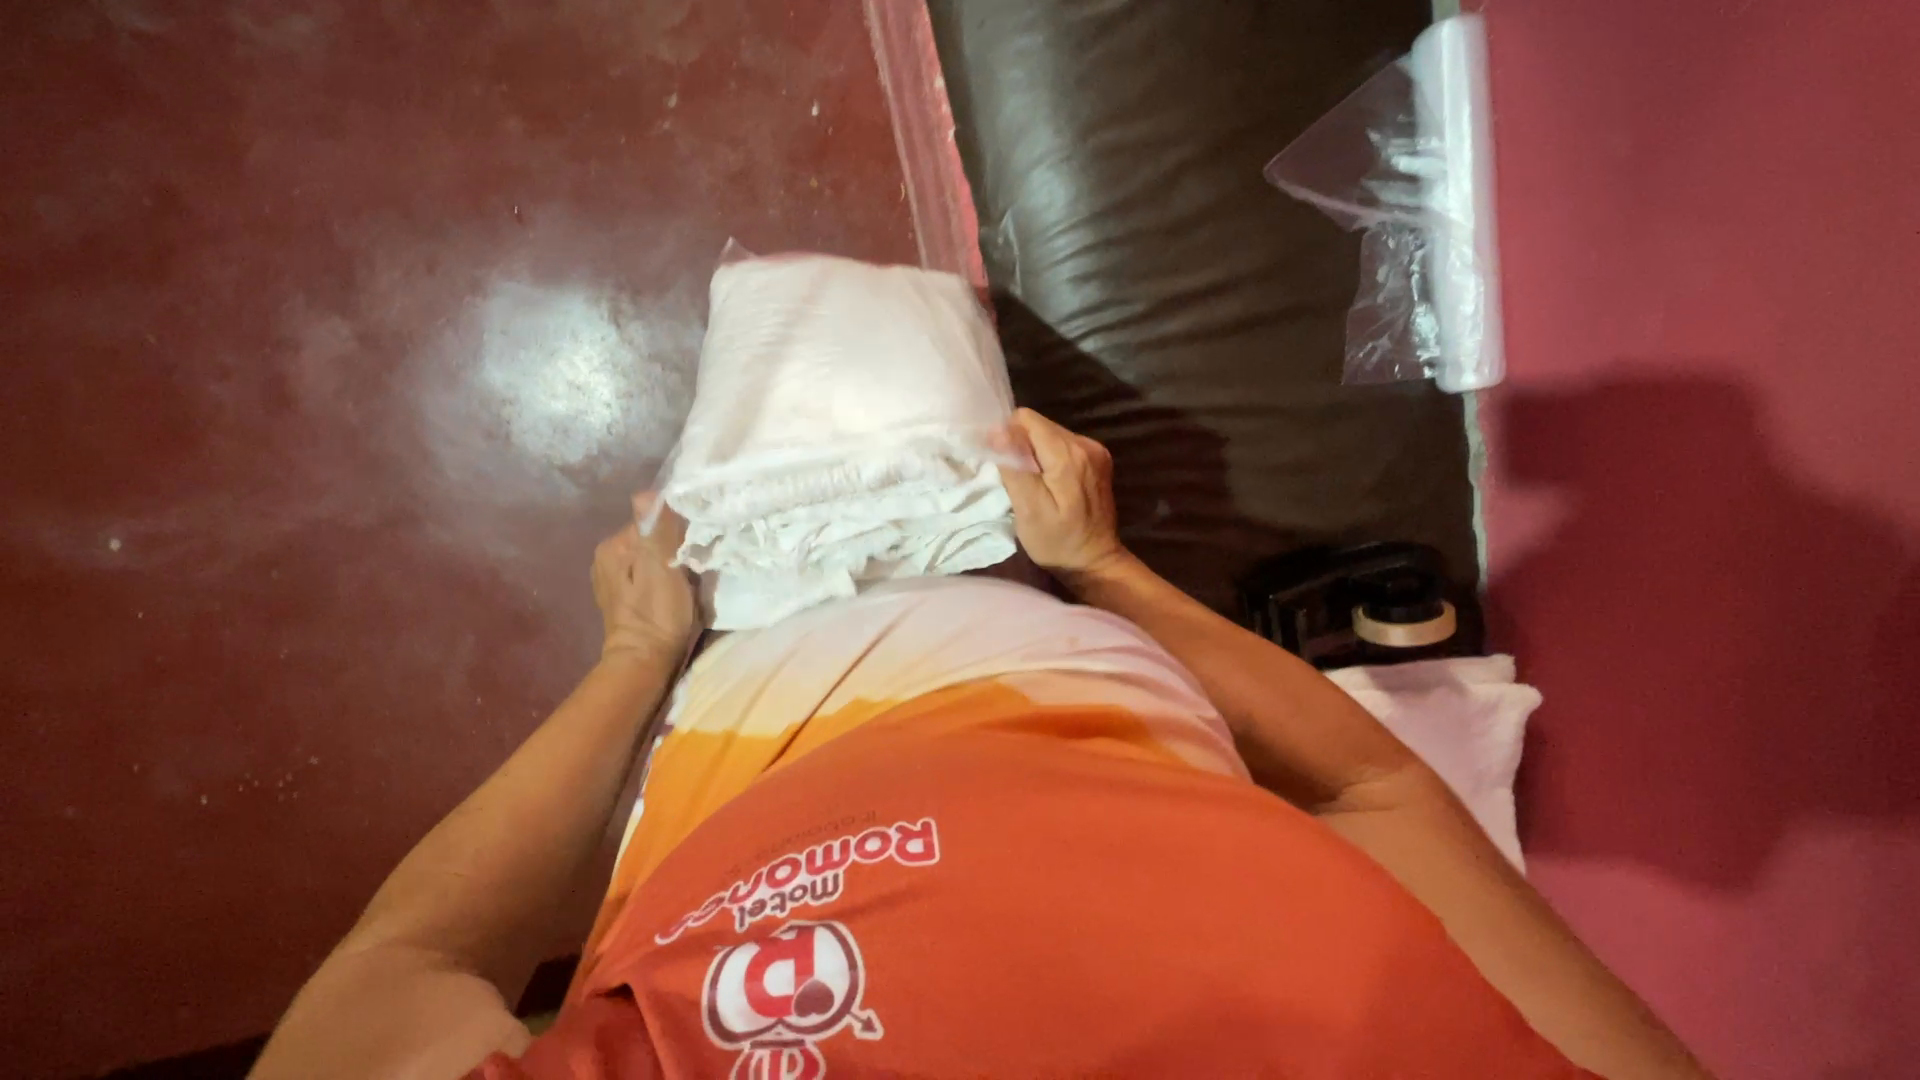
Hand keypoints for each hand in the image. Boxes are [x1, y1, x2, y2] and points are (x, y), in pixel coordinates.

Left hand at [591, 494, 697, 661]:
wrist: (646, 663)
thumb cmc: (657, 614)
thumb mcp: (661, 567)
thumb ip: (656, 529)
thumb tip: (647, 492)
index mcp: (614, 546)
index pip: (653, 520)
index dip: (679, 530)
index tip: (695, 548)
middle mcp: (609, 557)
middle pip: (654, 538)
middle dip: (676, 547)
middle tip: (695, 567)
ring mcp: (616, 579)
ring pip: (655, 555)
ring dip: (674, 563)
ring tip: (690, 580)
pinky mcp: (628, 597)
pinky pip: (652, 573)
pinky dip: (667, 577)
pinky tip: (678, 591)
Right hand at [1000, 408, 1131, 577]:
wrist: (1094, 562)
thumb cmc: (1057, 541)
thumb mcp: (1029, 508)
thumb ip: (1014, 466)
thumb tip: (997, 431)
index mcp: (1069, 453)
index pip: (1026, 419)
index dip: (1007, 438)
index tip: (1004, 467)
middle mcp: (1085, 444)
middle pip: (1039, 425)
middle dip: (1022, 447)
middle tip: (1020, 482)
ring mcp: (1095, 451)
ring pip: (1049, 435)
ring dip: (1035, 454)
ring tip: (1034, 485)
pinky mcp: (1097, 460)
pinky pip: (1062, 446)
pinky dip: (1049, 460)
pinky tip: (1050, 485)